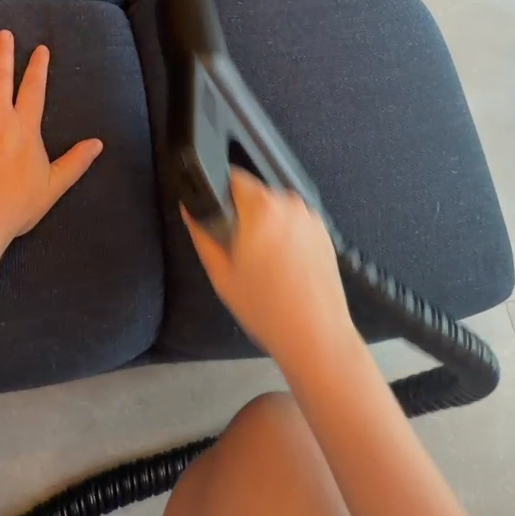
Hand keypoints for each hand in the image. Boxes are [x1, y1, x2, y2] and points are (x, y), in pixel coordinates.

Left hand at [0, 30, 102, 248]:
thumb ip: (76, 161)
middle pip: (1, 78)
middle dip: (3, 54)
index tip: (40, 49)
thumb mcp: (54, 184)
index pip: (34, 89)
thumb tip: (98, 144)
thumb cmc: (18, 204)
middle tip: (3, 34)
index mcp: (24, 127)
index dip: (38, 67)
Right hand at [183, 169, 356, 365]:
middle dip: (242, 212)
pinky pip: (294, 223)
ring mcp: (311, 218)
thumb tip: (189, 209)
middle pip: (255, 193)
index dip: (219, 193)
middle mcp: (289, 203)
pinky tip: (284, 267)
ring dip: (265, 223)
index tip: (215, 217)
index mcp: (262, 206)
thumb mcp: (220, 273)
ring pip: (276, 209)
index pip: (233, 177)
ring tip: (262, 262)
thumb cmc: (264, 307)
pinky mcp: (325, 233)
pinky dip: (285, 235)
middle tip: (236, 247)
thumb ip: (201, 234)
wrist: (316, 337)